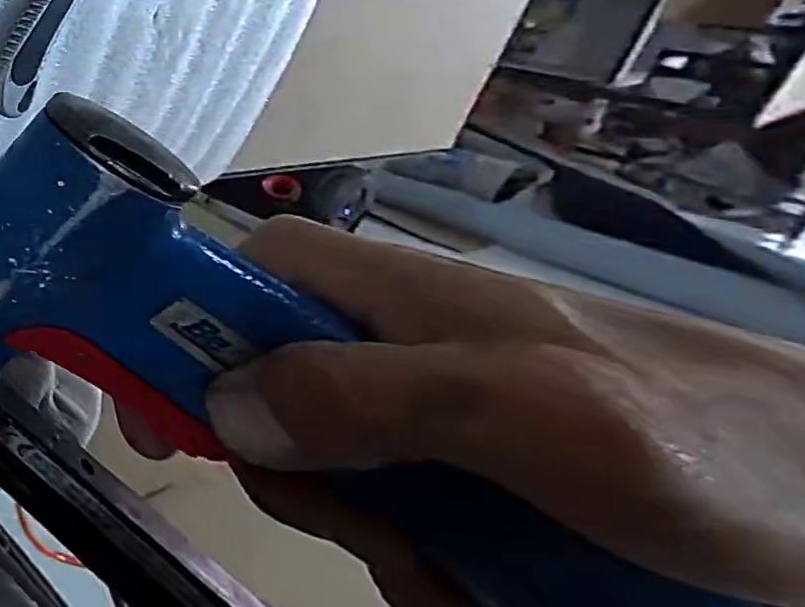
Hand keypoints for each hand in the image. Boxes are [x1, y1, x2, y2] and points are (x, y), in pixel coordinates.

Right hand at [167, 217, 804, 605]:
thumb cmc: (699, 431)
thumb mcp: (525, 407)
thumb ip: (367, 394)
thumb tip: (223, 408)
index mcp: (356, 283)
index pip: (218, 272)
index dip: (166, 322)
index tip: (150, 412)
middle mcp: (361, 332)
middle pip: (252, 385)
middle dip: (286, 465)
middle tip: (352, 520)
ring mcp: (403, 402)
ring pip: (310, 460)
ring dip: (356, 526)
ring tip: (448, 566)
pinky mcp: (444, 463)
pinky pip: (377, 511)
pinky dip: (410, 563)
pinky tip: (477, 582)